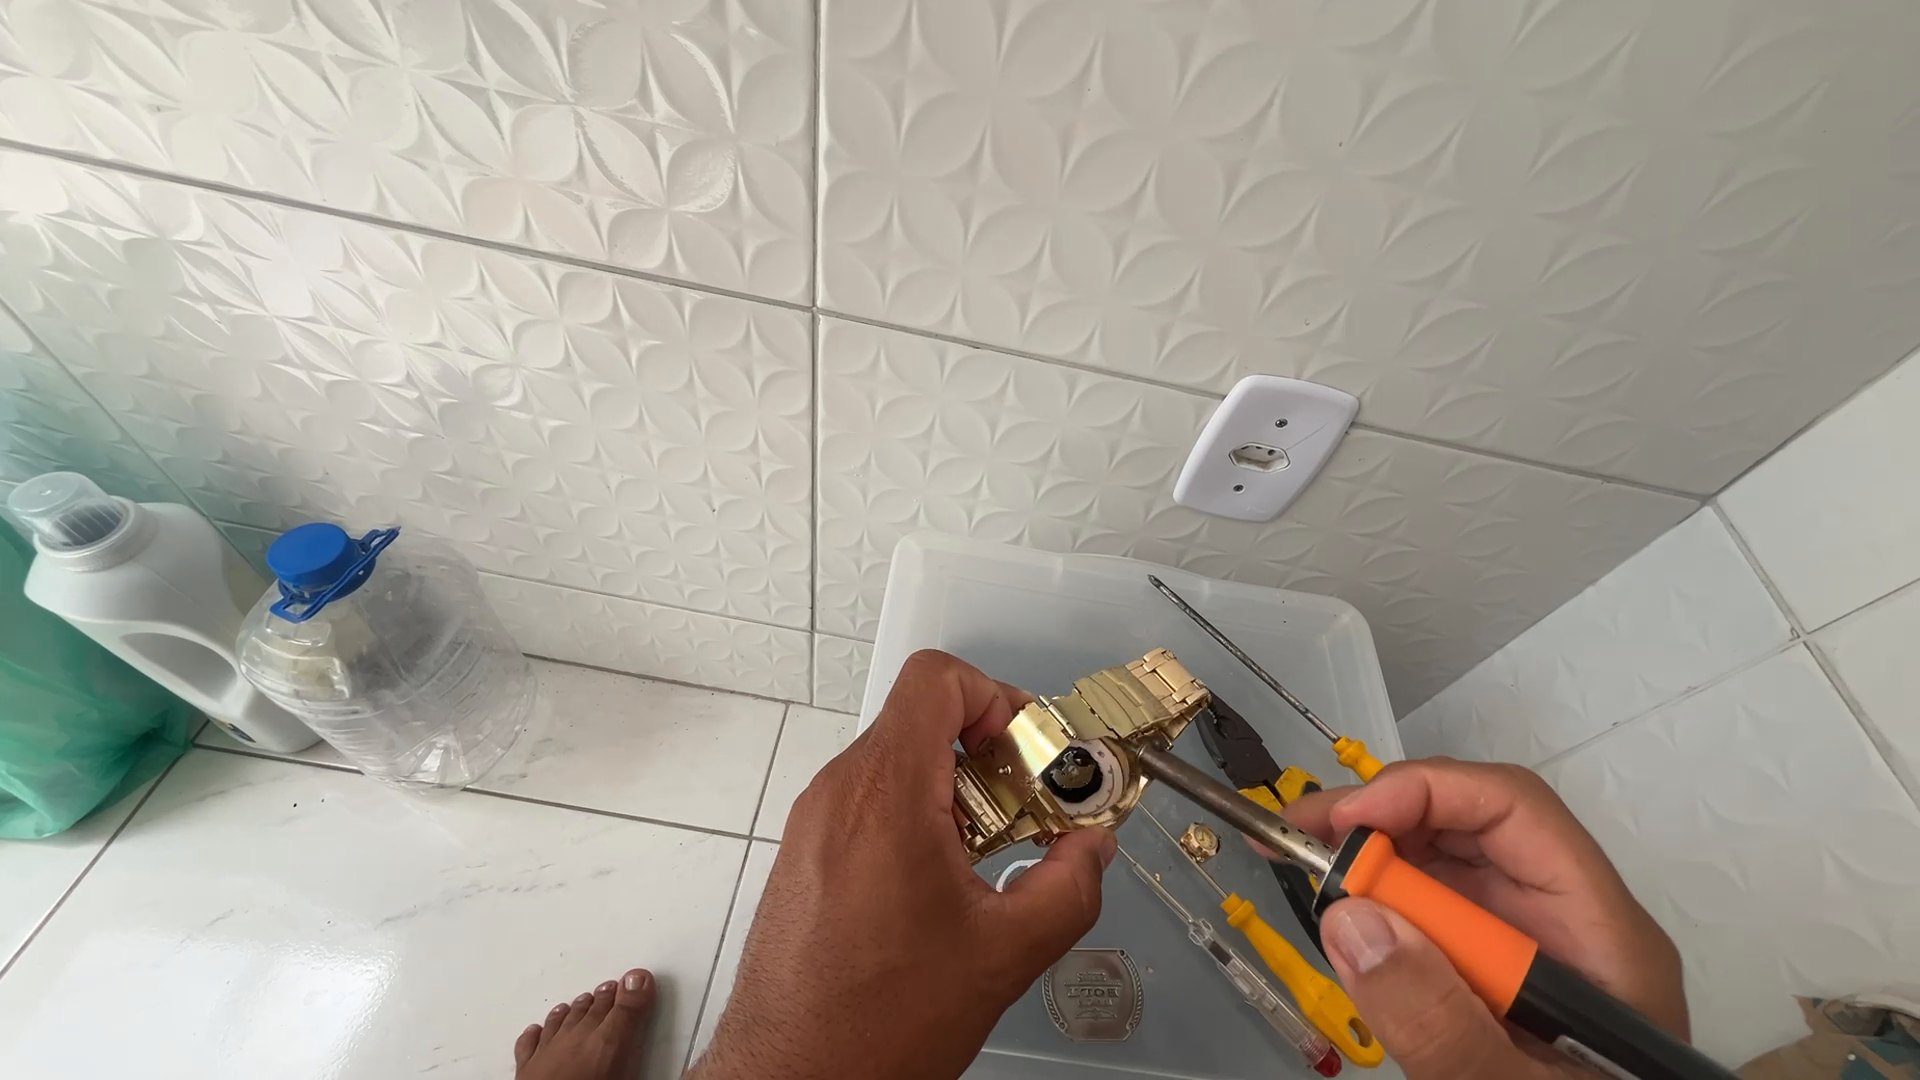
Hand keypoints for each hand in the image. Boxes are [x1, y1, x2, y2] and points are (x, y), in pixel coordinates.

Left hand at [691, 650, 1116, 1079]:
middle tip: (1024, 806)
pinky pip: (870, 793)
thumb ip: (1068, 887)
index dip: (991, 695)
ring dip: (954, 785)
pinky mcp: (807, 845)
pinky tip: (941, 876)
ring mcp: (816, 815)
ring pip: (898, 756)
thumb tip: (1092, 846)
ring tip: (987, 850)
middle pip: (921, 716)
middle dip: (986, 750)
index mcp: (886, 792)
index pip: (934, 678)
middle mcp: (841, 788)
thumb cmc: (880, 1022)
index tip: (1022, 752)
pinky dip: (917, 809)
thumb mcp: (1003, 954)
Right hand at [1285, 759, 1686, 1077]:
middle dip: (1373, 813)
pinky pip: (1417, 892)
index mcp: (1595, 931)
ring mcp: (1512, 929)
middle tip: (1295, 830)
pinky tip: (1325, 893)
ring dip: (1358, 844)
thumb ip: (1442, 1024)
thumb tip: (1349, 919)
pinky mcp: (1474, 951)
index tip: (1347, 821)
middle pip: (1462, 816)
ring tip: (1289, 851)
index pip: (1513, 809)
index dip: (1425, 792)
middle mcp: (1554, 910)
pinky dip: (1364, 885)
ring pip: (1433, 846)